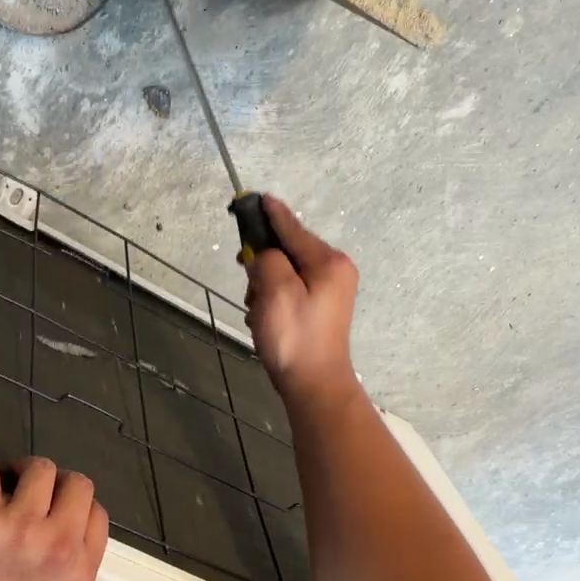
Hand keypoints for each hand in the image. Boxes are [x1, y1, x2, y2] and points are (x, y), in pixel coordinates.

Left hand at [0, 446, 148, 580]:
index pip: (97, 514)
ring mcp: (16, 521)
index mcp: (78, 565)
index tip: (61, 510)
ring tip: (12, 475)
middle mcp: (55, 538)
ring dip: (26, 467)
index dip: (80, 507)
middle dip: (61, 482)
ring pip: (39, 469)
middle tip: (40, 490)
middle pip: (76, 483)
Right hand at [243, 196, 360, 401]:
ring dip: (264, 285)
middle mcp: (334, 270)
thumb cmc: (293, 337)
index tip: (255, 197)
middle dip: (263, 262)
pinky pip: (289, 290)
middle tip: (245, 275)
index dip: (270, 214)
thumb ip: (267, 260)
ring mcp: (329, 291)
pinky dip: (272, 298)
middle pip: (289, 250)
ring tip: (256, 308)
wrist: (313, 383)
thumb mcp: (274, 292)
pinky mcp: (320, 308)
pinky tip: (264, 317)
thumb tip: (262, 253)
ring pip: (286, 272)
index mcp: (328, 262)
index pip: (293, 228)